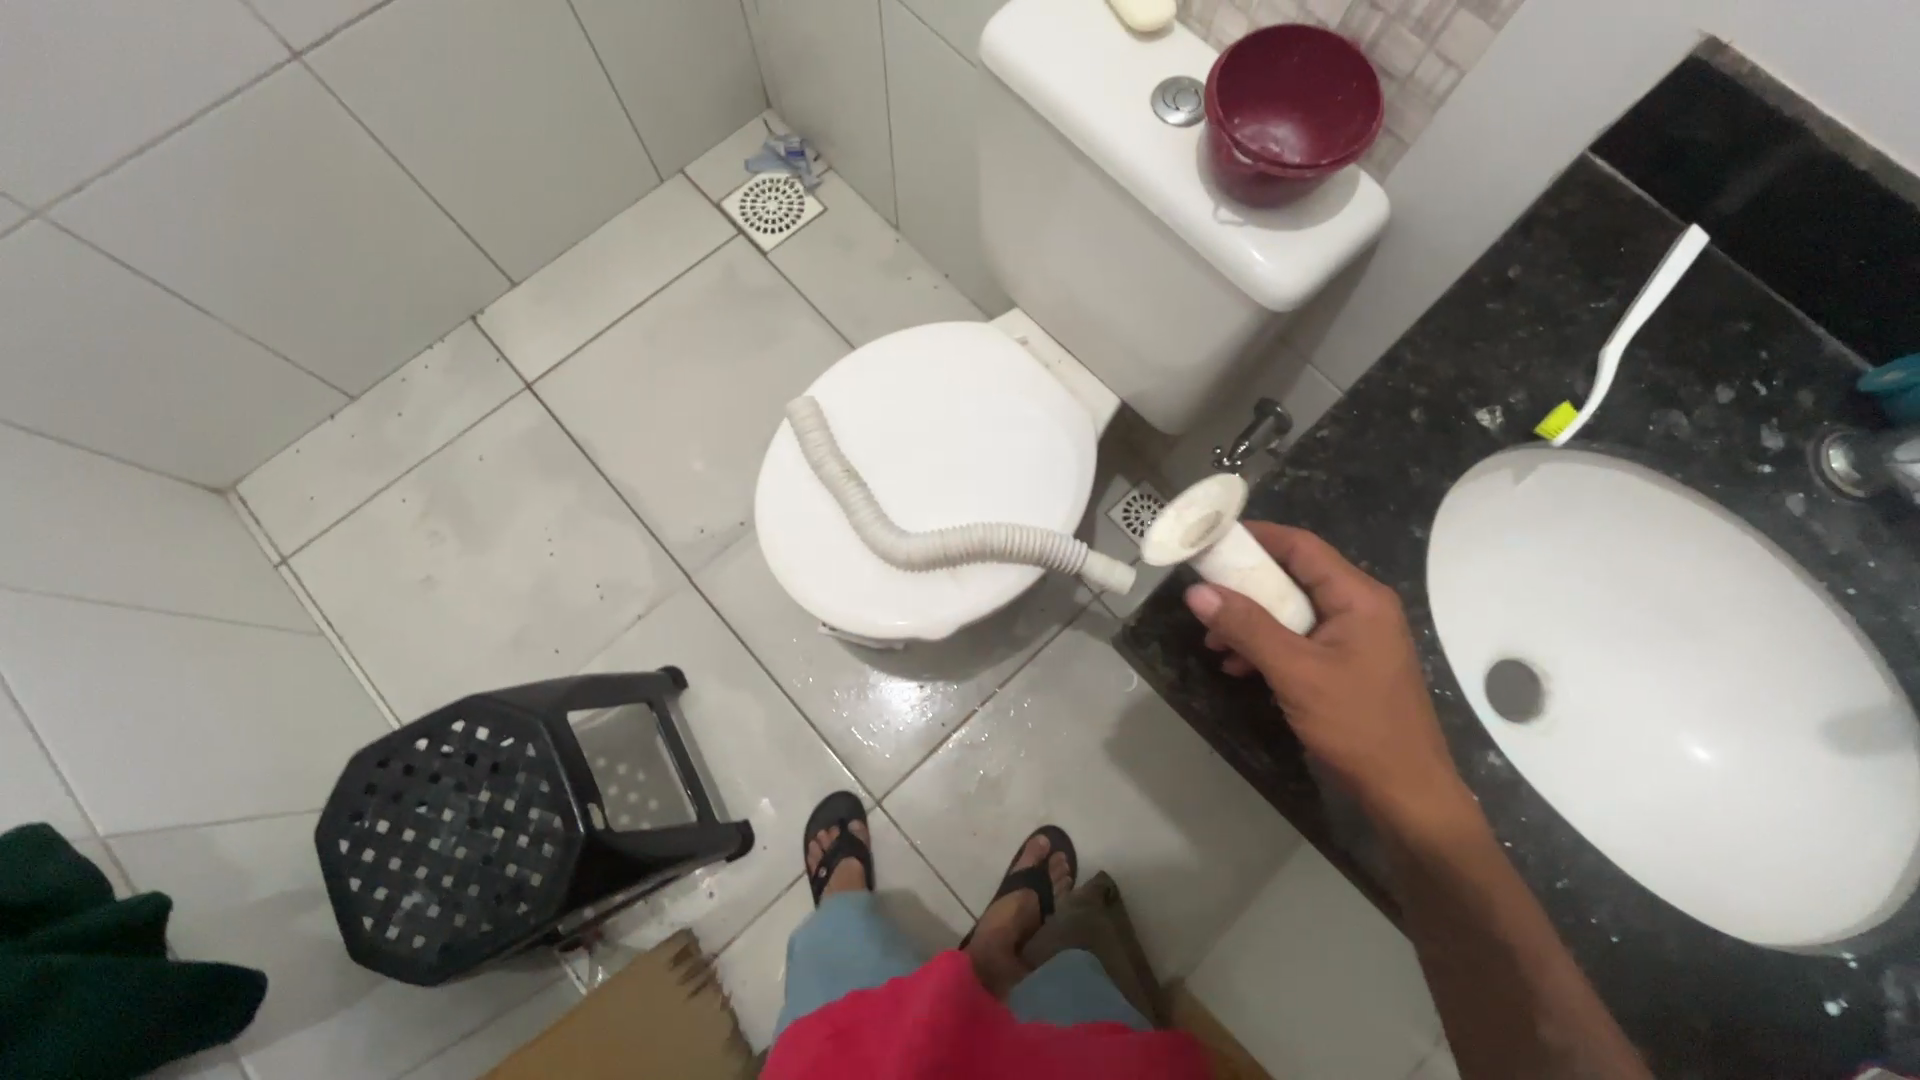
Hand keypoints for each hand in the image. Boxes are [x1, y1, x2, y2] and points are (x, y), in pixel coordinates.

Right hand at [1184, 524, 1464, 819]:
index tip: (1211, 539)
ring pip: (1292, 611)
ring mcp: (1355, 638)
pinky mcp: (1347, 664)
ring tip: (1214, 643)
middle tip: (1204, 598)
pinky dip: (1268, 647)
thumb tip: (1197, 592)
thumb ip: (1246, 627)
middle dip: (1245, 589)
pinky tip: (1239, 666)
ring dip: (1251, 622)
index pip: (1301, 546)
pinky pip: (1299, 639)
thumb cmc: (1357, 725)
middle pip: (1293, 578)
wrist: (1406, 791)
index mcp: (1358, 597)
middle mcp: (1360, 608)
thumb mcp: (1295, 672)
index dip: (1256, 537)